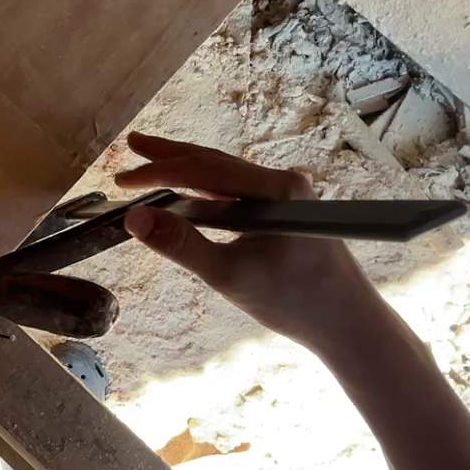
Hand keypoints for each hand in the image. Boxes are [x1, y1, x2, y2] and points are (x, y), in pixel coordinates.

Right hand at [115, 132, 382, 351]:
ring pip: (223, 174)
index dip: (158, 172)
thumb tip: (134, 219)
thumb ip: (179, 244)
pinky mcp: (282, 208)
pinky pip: (234, 190)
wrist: (347, 322)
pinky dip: (202, 189)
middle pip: (214, 162)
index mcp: (276, 190)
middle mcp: (282, 182)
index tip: (121, 181)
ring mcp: (284, 194)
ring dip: (184, 169)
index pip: (204, 170)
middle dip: (169, 156)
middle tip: (132, 146)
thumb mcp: (227, 275)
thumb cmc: (293, 301)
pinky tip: (182, 190)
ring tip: (149, 161)